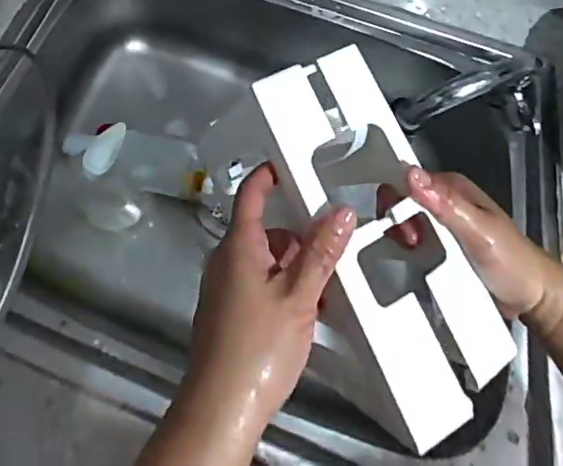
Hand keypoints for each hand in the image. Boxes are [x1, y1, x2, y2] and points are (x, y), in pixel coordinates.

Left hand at [187, 163, 356, 430]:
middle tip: (331, 248)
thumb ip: (320, 254)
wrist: (223, 400)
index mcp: (238, 244)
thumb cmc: (259, 343)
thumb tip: (340, 212)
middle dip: (297, 237)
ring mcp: (224, 283)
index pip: (250, 193)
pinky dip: (282, 288)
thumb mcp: (299, 297)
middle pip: (264, 230)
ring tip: (325, 290)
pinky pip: (258, 283)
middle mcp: (226, 257)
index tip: (286, 162)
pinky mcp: (227, 309)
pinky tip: (306, 313)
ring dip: (293, 267)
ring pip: (264, 260)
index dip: (267, 175)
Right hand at [381, 166, 562, 328]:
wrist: (538, 302)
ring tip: (413, 255)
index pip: (404, 178)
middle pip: (400, 199)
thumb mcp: (479, 232)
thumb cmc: (512, 263)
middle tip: (410, 245)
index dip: (395, 198)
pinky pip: (411, 239)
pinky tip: (413, 260)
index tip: (401, 227)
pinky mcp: (440, 244)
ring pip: (402, 219)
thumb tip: (410, 173)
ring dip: (400, 237)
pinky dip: (406, 248)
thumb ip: (446, 203)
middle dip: (397, 221)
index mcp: (450, 185)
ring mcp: (442, 222)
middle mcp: (442, 198)